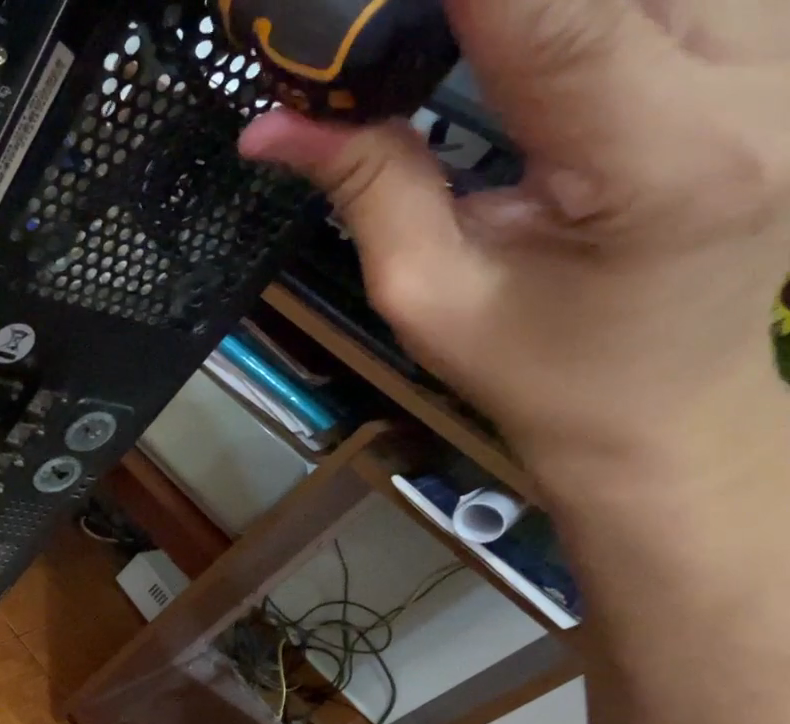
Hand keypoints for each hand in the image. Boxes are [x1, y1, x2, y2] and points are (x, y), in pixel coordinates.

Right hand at [240, 0, 789, 464]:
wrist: (663, 399)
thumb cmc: (533, 366)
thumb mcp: (426, 290)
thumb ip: (366, 185)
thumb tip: (269, 123)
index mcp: (664, 165)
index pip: (560, 27)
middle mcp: (763, 85)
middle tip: (387, 25)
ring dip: (536, 7)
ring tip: (454, 34)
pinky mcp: (787, 48)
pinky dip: (581, 10)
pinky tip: (524, 30)